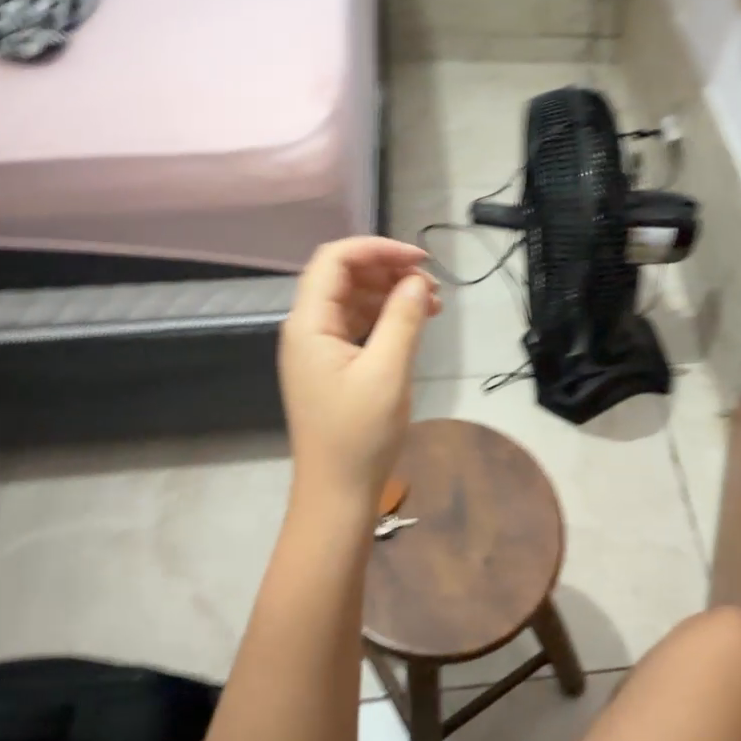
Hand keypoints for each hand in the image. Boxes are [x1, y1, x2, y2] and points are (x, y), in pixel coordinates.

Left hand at [279, 237, 442, 504]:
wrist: (337, 492)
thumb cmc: (359, 434)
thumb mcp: (388, 372)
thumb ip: (402, 319)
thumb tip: (418, 281)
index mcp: (309, 324)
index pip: (335, 259)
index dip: (378, 249)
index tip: (422, 261)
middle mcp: (307, 329)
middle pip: (344, 276)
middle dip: (389, 271)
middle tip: (433, 287)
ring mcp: (318, 349)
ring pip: (353, 300)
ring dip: (391, 295)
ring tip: (433, 306)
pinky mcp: (331, 367)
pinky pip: (357, 326)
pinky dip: (386, 319)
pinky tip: (415, 325)